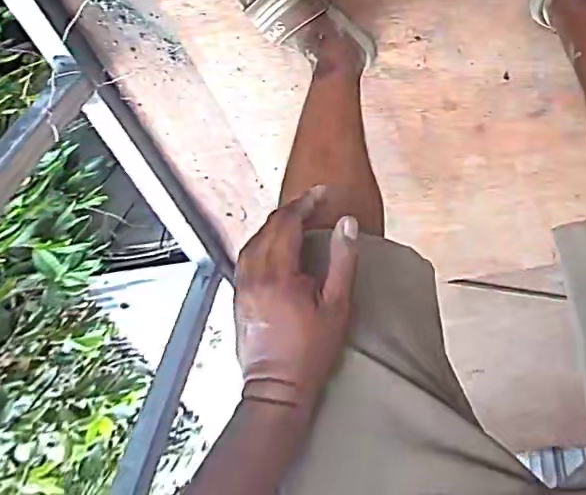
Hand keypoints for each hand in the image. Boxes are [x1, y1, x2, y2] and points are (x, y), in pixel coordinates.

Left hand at [233, 186, 359, 411]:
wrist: (276, 392)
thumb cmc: (310, 351)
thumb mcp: (338, 305)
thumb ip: (343, 260)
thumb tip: (346, 224)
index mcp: (277, 275)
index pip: (287, 223)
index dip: (305, 203)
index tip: (321, 193)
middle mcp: (254, 276)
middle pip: (269, 227)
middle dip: (292, 209)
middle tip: (313, 202)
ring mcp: (242, 287)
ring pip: (254, 240)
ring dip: (275, 223)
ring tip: (297, 218)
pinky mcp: (238, 298)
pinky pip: (247, 256)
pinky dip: (263, 240)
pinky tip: (277, 243)